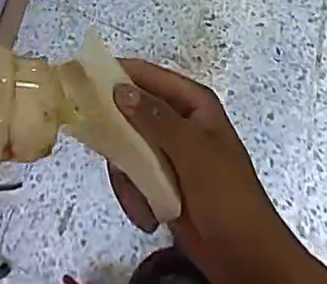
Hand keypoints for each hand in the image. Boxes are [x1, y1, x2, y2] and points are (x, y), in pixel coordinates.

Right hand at [106, 60, 326, 283]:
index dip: (119, 73)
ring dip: (129, 179)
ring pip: (128, 150)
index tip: (84, 77)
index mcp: (193, 103)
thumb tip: (121, 88)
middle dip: (120, 140)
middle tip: (106, 153)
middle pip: (133, 114)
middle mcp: (179, 121)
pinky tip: (149, 217)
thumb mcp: (191, 150)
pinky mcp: (162, 182)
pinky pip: (134, 178)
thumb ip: (155, 118)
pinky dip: (136, 198)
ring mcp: (170, 153)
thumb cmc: (224, 192)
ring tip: (141, 202)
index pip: (150, 76)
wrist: (242, 253)